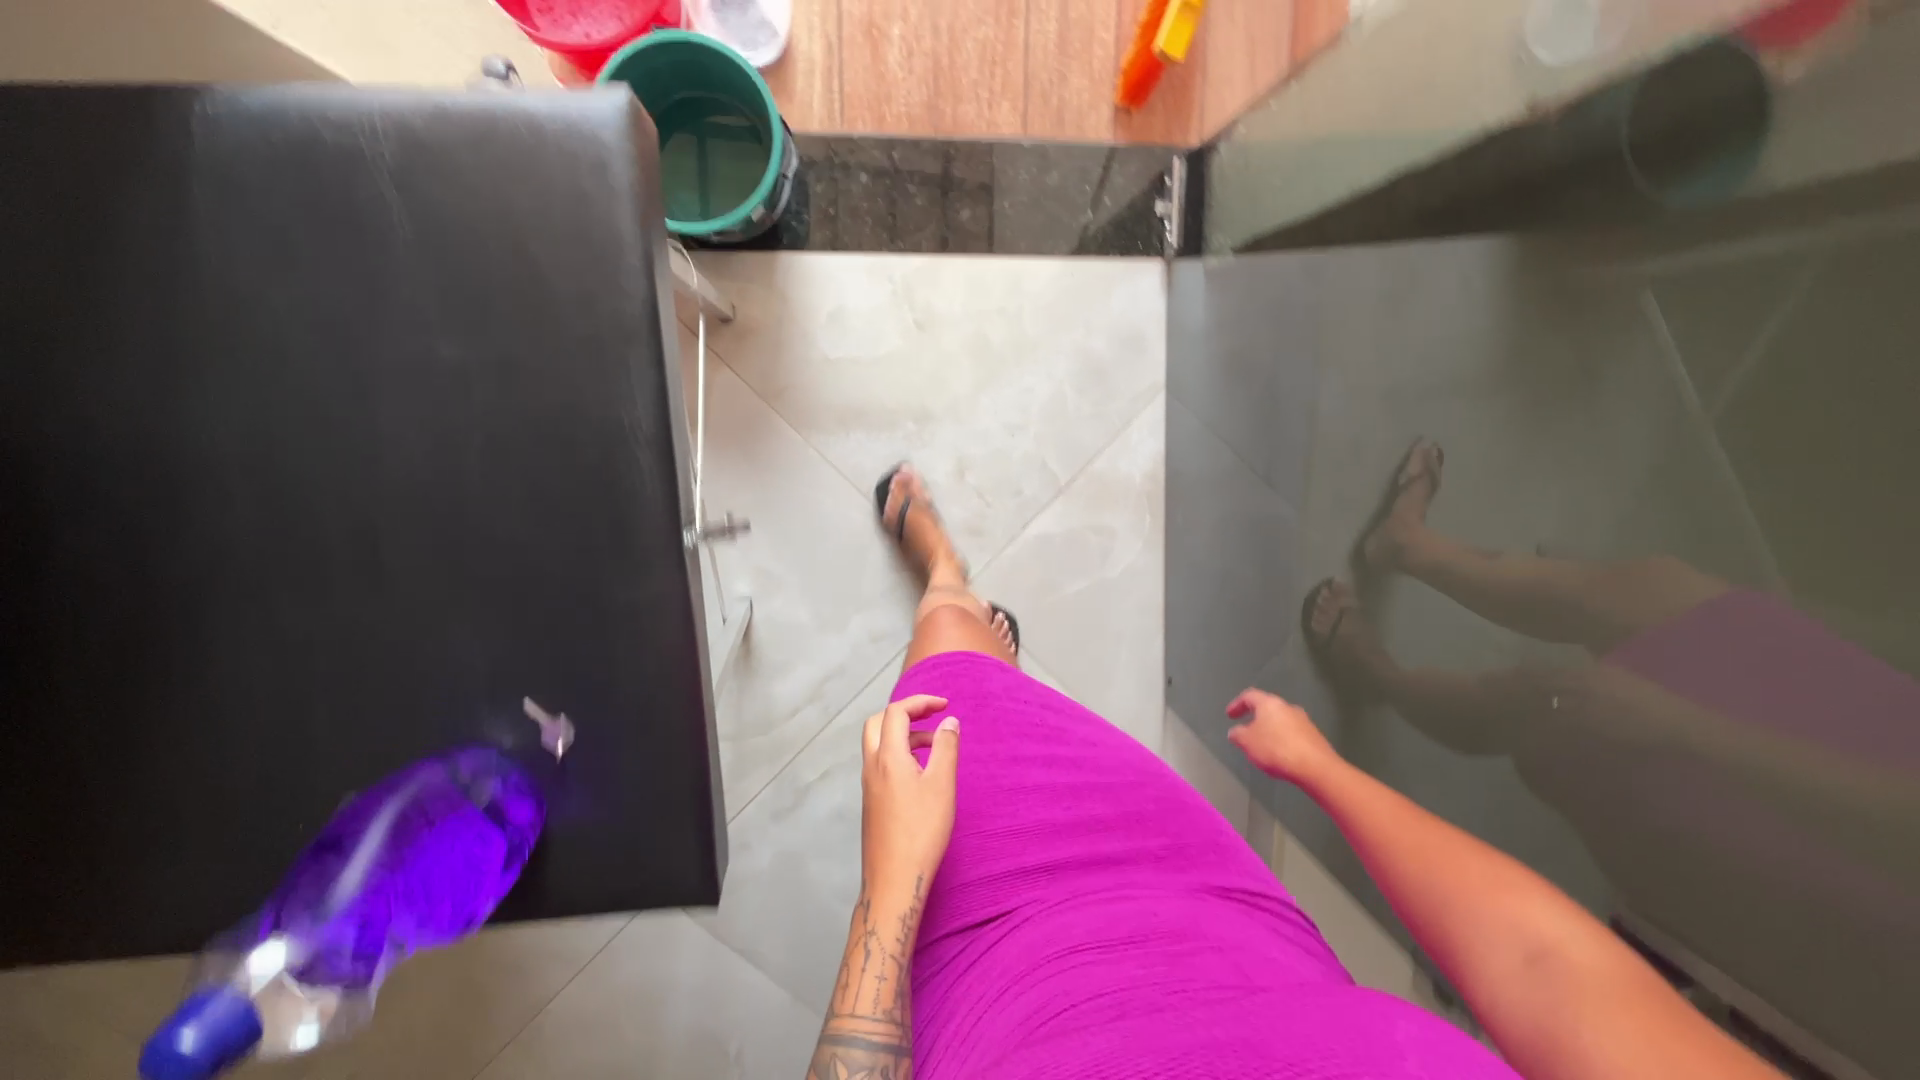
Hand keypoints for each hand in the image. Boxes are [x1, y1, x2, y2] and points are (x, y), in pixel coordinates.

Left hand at [859, 695, 959, 895]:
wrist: (894, 879)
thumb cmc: (921, 830)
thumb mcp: (942, 784)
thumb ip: (946, 747)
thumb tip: (949, 721)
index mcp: (887, 756)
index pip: (896, 712)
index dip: (920, 702)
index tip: (945, 705)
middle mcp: (872, 766)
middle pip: (878, 723)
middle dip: (905, 713)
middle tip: (932, 716)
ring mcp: (868, 785)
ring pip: (878, 744)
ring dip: (904, 735)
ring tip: (935, 745)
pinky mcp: (872, 801)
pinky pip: (881, 763)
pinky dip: (900, 753)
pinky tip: (921, 773)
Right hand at [1226, 688, 1341, 785]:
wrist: (1316, 767)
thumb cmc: (1276, 749)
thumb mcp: (1247, 742)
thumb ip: (1237, 734)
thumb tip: (1235, 731)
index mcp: (1269, 704)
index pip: (1249, 696)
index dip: (1237, 704)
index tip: (1229, 715)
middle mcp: (1288, 707)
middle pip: (1268, 708)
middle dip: (1256, 718)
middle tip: (1246, 730)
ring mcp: (1304, 721)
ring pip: (1281, 721)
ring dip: (1270, 730)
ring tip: (1263, 745)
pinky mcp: (1314, 736)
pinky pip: (1293, 734)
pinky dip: (1283, 740)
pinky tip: (1280, 754)